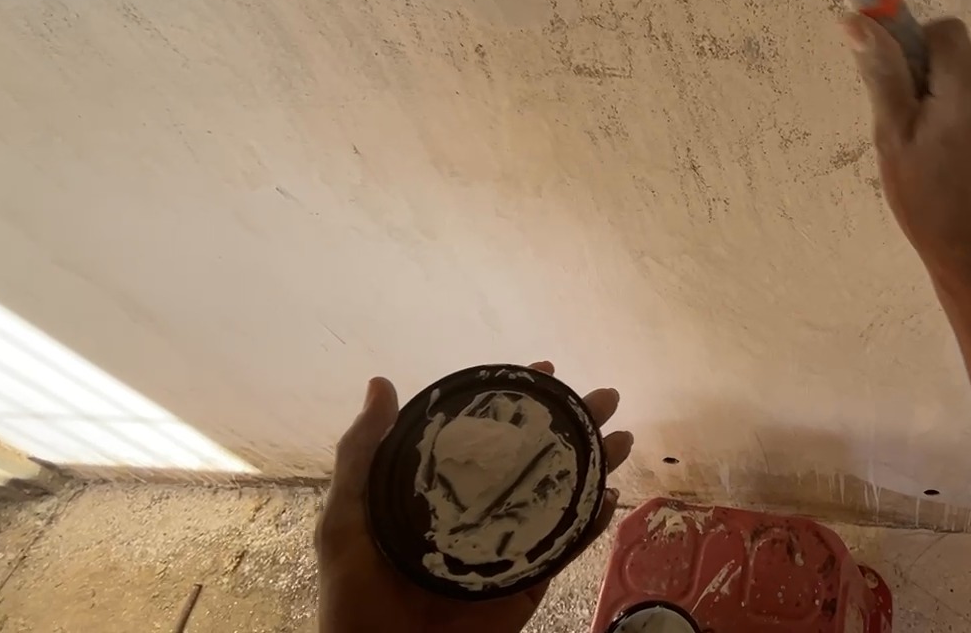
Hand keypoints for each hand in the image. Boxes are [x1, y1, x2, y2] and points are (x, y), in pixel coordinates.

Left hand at [316, 363, 633, 632]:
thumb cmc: (357, 603)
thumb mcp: (346, 524)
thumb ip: (361, 456)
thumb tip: (382, 383)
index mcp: (449, 488)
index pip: (493, 431)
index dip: (522, 397)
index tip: (546, 368)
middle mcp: (487, 506)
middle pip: (541, 454)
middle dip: (577, 421)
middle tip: (605, 396)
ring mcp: (512, 542)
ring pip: (564, 492)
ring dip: (597, 463)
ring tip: (624, 438)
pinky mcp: (529, 580)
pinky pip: (568, 546)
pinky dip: (593, 522)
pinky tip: (610, 496)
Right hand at [845, 15, 970, 295]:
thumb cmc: (926, 199)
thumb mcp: (893, 138)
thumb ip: (882, 73)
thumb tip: (857, 22)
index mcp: (967, 89)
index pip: (948, 31)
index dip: (921, 46)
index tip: (905, 82)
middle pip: (963, 62)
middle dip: (936, 82)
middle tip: (917, 129)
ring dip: (960, 104)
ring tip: (944, 154)